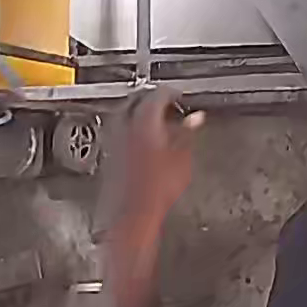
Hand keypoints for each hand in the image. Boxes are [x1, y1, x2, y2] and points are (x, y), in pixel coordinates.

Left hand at [118, 87, 205, 223]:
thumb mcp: (182, 156)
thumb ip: (187, 132)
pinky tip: (146, 137)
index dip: (170, 93)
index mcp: (145, 122)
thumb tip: (196, 118)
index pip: (157, 96)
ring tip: (157, 118)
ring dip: (141, 111)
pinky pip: (122, 130)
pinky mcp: (111, 154)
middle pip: (137, 101)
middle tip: (168, 102)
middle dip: (153, 98)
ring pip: (127, 114)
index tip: (179, 95)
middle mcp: (126, 127)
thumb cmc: (158, 188)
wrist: (135, 214)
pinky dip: (135, 127)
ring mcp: (115, 140)